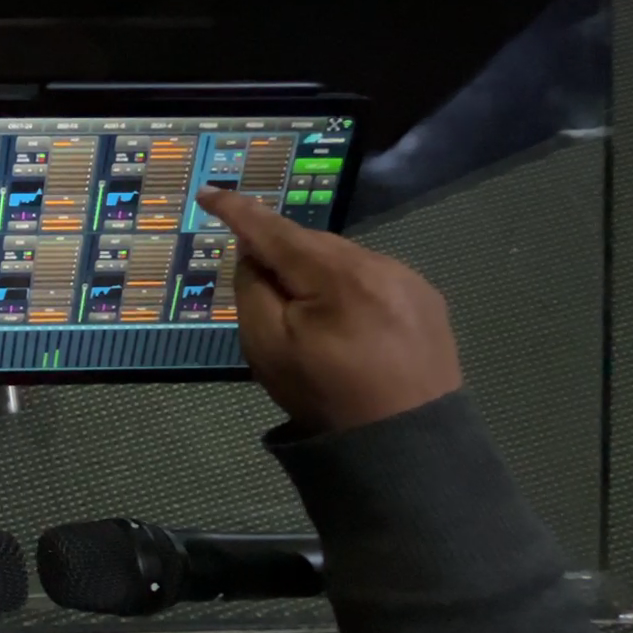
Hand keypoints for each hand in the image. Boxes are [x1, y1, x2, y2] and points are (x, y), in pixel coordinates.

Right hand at [196, 187, 462, 432]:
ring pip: (338, 258)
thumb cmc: (323, 392)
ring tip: (298, 311)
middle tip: (255, 286)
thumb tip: (253, 253)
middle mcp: (379, 266)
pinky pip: (366, 275)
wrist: (404, 440)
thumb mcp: (265, 344)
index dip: (236, 211)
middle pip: (308, 243)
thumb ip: (252, 289)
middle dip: (275, 252)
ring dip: (308, 270)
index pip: (274, 231)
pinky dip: (339, 284)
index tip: (207, 193)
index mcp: (337, 276)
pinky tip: (336, 318)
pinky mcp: (425, 299)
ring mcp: (409, 281)